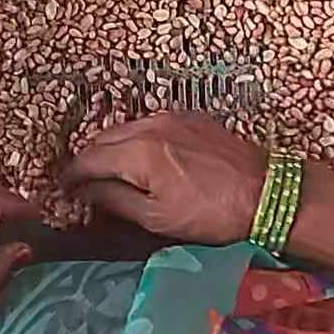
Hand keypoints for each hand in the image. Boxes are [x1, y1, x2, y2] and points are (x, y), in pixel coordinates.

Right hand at [60, 111, 267, 243]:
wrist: (269, 193)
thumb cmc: (212, 214)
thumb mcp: (156, 217)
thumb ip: (113, 200)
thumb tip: (85, 192)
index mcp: (138, 153)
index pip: (88, 159)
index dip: (72, 176)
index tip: (64, 191)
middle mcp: (149, 125)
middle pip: (102, 139)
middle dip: (89, 162)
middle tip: (85, 186)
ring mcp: (171, 116)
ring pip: (124, 129)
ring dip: (111, 150)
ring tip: (113, 174)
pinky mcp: (189, 116)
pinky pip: (148, 124)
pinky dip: (136, 140)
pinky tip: (144, 160)